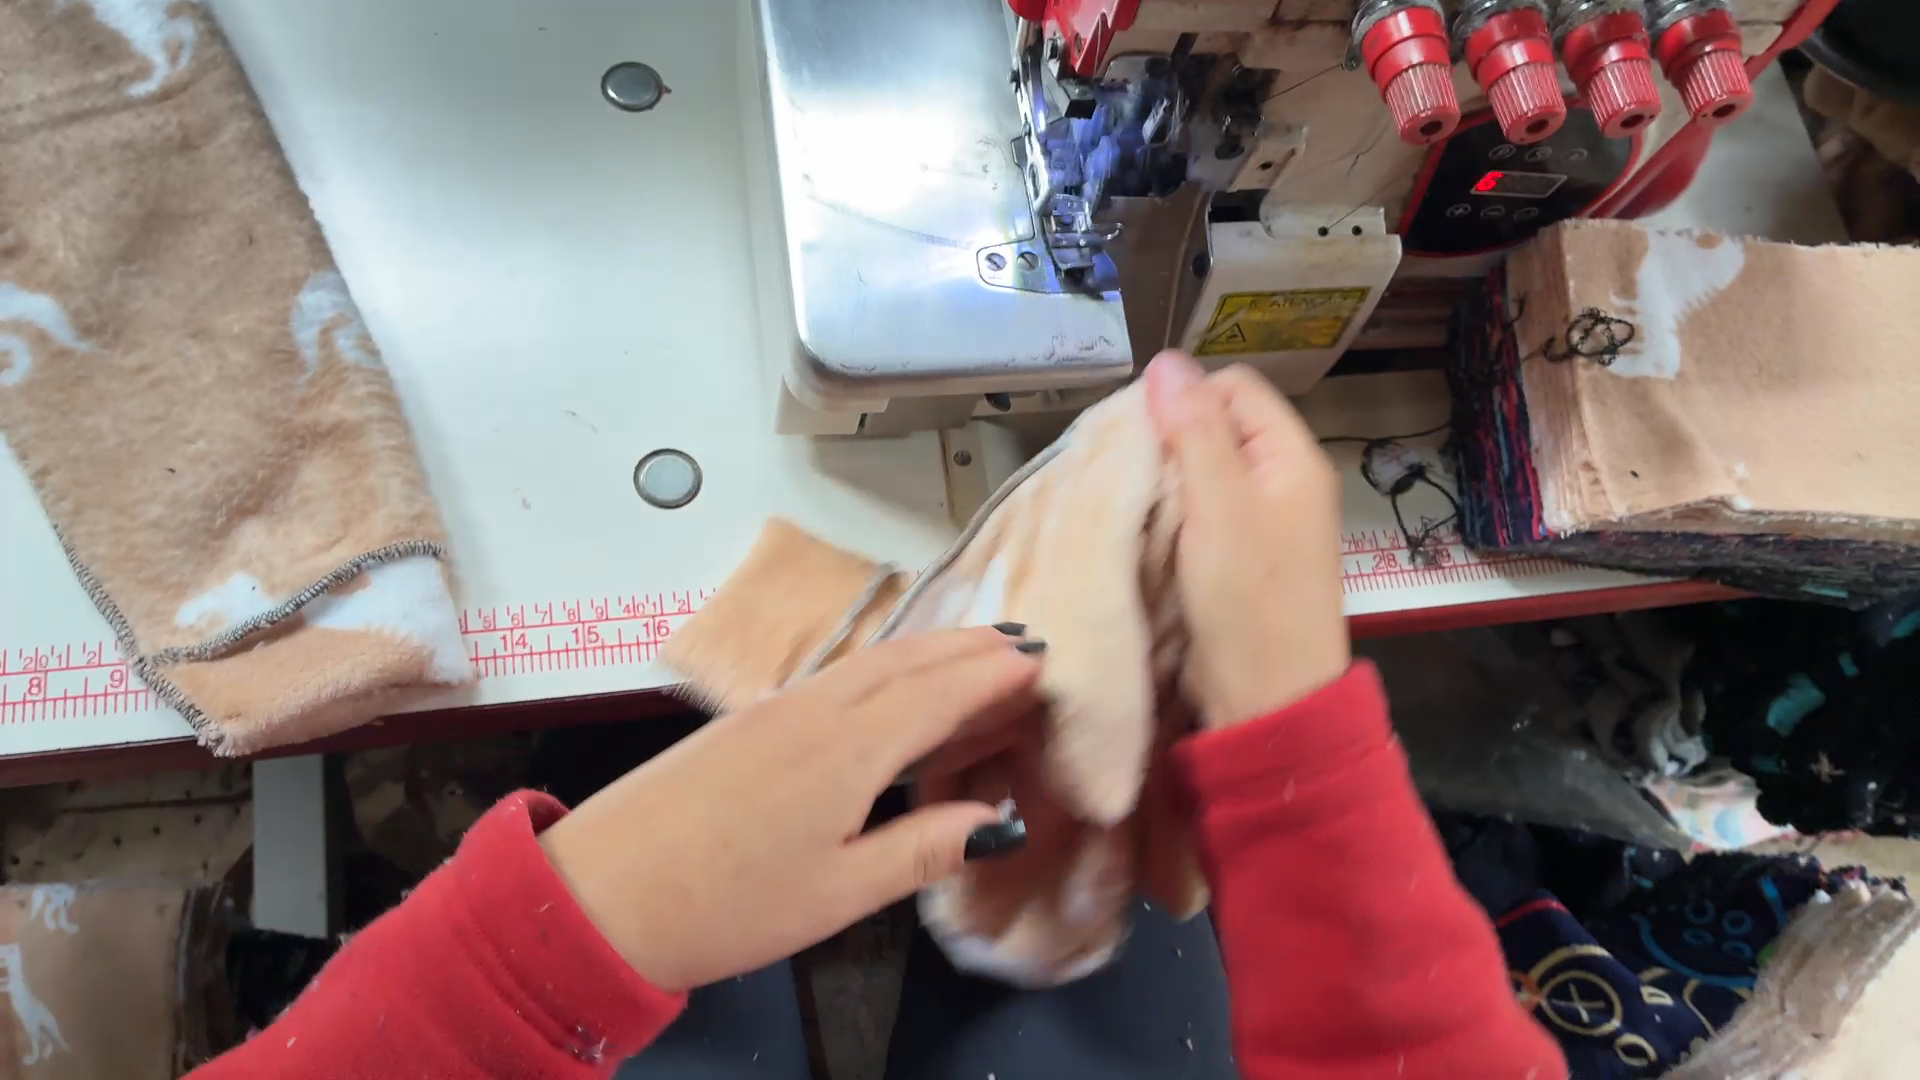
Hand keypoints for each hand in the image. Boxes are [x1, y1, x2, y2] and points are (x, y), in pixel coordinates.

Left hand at [538, 627, 1041, 991]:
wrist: (600, 891)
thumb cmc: (729, 904)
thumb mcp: (838, 891)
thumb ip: (923, 848)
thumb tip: (999, 821)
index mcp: (849, 748)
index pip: (939, 693)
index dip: (992, 673)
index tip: (1038, 655)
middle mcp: (821, 708)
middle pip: (910, 660)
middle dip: (969, 645)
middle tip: (1019, 637)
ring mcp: (785, 704)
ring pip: (875, 659)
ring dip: (931, 647)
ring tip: (974, 646)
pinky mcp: (759, 713)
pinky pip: (846, 672)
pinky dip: (892, 662)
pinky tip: (898, 676)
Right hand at [1144, 351, 1349, 727]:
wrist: (1266, 694)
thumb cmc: (1247, 595)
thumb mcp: (1219, 503)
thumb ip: (1194, 430)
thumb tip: (1166, 361)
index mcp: (1289, 456)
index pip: (1234, 388)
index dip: (1186, 397)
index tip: (1140, 432)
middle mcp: (1278, 480)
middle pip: (1216, 427)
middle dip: (1168, 439)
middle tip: (1127, 469)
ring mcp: (1258, 520)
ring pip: (1201, 471)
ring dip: (1163, 478)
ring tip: (1128, 496)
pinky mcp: (1234, 554)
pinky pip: (1197, 511)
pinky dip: (1168, 511)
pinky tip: (1142, 525)